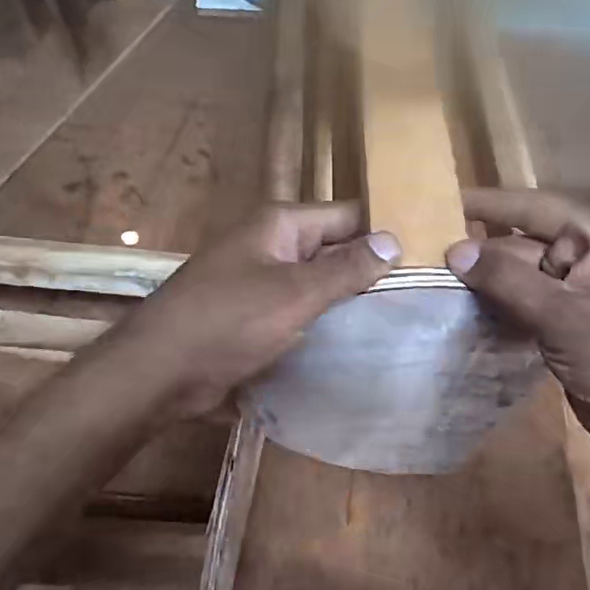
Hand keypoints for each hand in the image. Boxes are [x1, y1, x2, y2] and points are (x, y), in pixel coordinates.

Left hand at [111, 202, 400, 415]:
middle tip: (424, 298)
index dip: (384, 232)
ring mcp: (259, 286)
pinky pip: (298, 317)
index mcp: (279, 226)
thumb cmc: (227, 322)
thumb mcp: (293, 293)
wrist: (160, 373)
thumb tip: (393, 240)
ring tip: (402, 324)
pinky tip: (357, 348)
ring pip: (316, 289)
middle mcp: (270, 248)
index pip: (346, 216)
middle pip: (332, 252)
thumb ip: (345, 269)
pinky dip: (322, 328)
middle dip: (369, 274)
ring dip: (347, 305)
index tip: (429, 256)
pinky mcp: (252, 321)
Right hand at [445, 188, 589, 436]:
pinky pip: (524, 299)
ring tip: (436, 278)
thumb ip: (506, 279)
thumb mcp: (561, 314)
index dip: (490, 204)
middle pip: (523, 241)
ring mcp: (578, 287)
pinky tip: (464, 307)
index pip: (536, 208)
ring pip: (520, 272)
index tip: (445, 202)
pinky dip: (498, 302)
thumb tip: (453, 250)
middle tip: (428, 252)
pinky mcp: (565, 316)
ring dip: (485, 279)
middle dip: (481, 250)